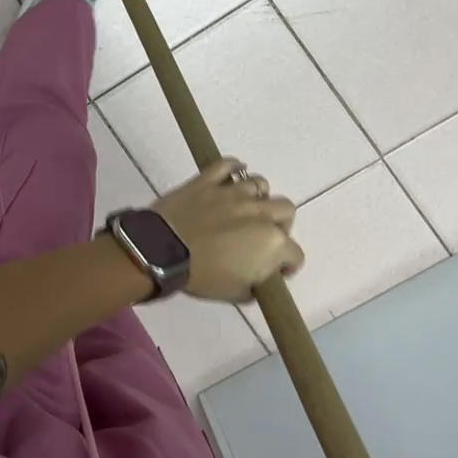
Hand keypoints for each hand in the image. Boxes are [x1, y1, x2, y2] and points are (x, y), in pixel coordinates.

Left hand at [151, 158, 302, 302]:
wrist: (162, 250)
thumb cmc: (203, 275)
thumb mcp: (239, 293)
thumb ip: (258, 283)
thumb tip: (259, 276)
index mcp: (272, 242)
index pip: (295, 254)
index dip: (287, 265)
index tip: (275, 270)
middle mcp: (259, 212)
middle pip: (285, 210)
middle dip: (280, 223)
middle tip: (263, 234)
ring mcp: (232, 192)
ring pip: (260, 184)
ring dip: (259, 196)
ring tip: (247, 207)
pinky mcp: (208, 179)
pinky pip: (226, 164)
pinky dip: (233, 166)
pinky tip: (233, 173)